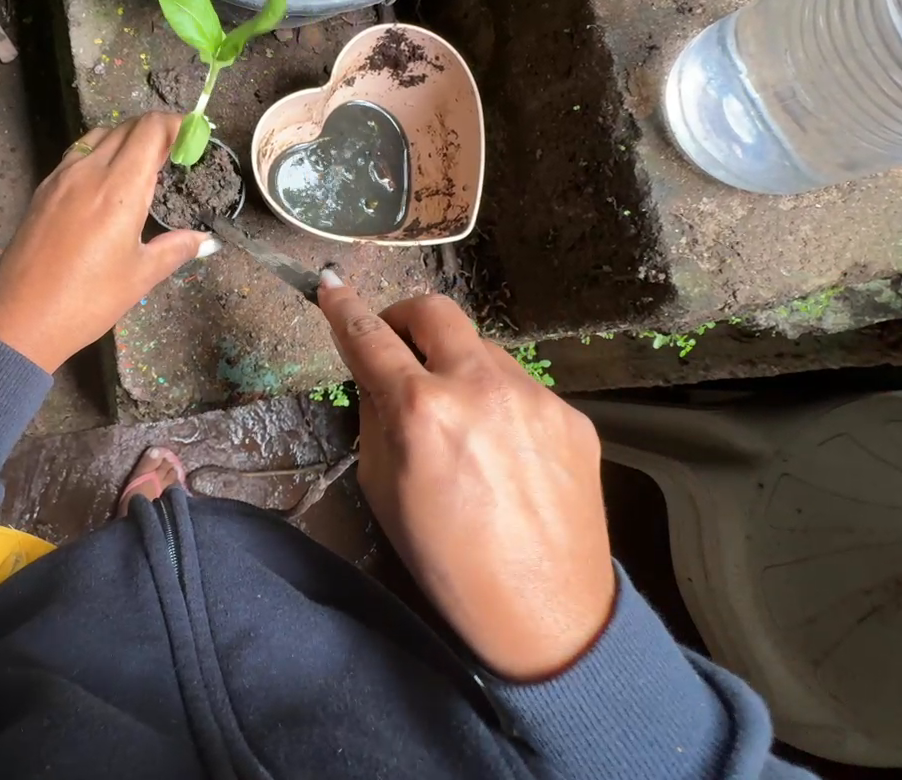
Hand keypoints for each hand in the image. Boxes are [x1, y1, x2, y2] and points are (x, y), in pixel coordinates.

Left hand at [0, 113, 213, 372]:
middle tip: (176, 155)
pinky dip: (99, 153)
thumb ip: (176, 249)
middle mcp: (88, 171)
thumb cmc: (87, 301)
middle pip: (126, 127)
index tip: (194, 140)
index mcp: (118, 187)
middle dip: (156, 131)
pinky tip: (106, 182)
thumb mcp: (140, 277)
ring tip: (142, 166)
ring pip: (98, 136)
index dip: (177, 125)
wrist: (19, 320)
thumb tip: (205, 241)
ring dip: (125, 139)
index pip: (151, 130)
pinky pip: (76, 155)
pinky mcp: (42, 191)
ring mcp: (60, 178)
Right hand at [317, 278, 615, 681]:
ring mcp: (533, 396)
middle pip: (434, 310)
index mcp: (420, 410)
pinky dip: (492, 397)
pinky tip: (499, 445)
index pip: (370, 337)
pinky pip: (517, 385)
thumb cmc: (443, 558)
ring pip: (480, 346)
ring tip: (455, 414)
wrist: (546, 613)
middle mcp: (478, 386)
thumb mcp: (381, 486)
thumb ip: (376, 417)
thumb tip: (379, 378)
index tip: (330, 286)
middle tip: (395, 344)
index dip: (343, 308)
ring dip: (452, 362)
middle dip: (403, 315)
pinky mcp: (571, 415)